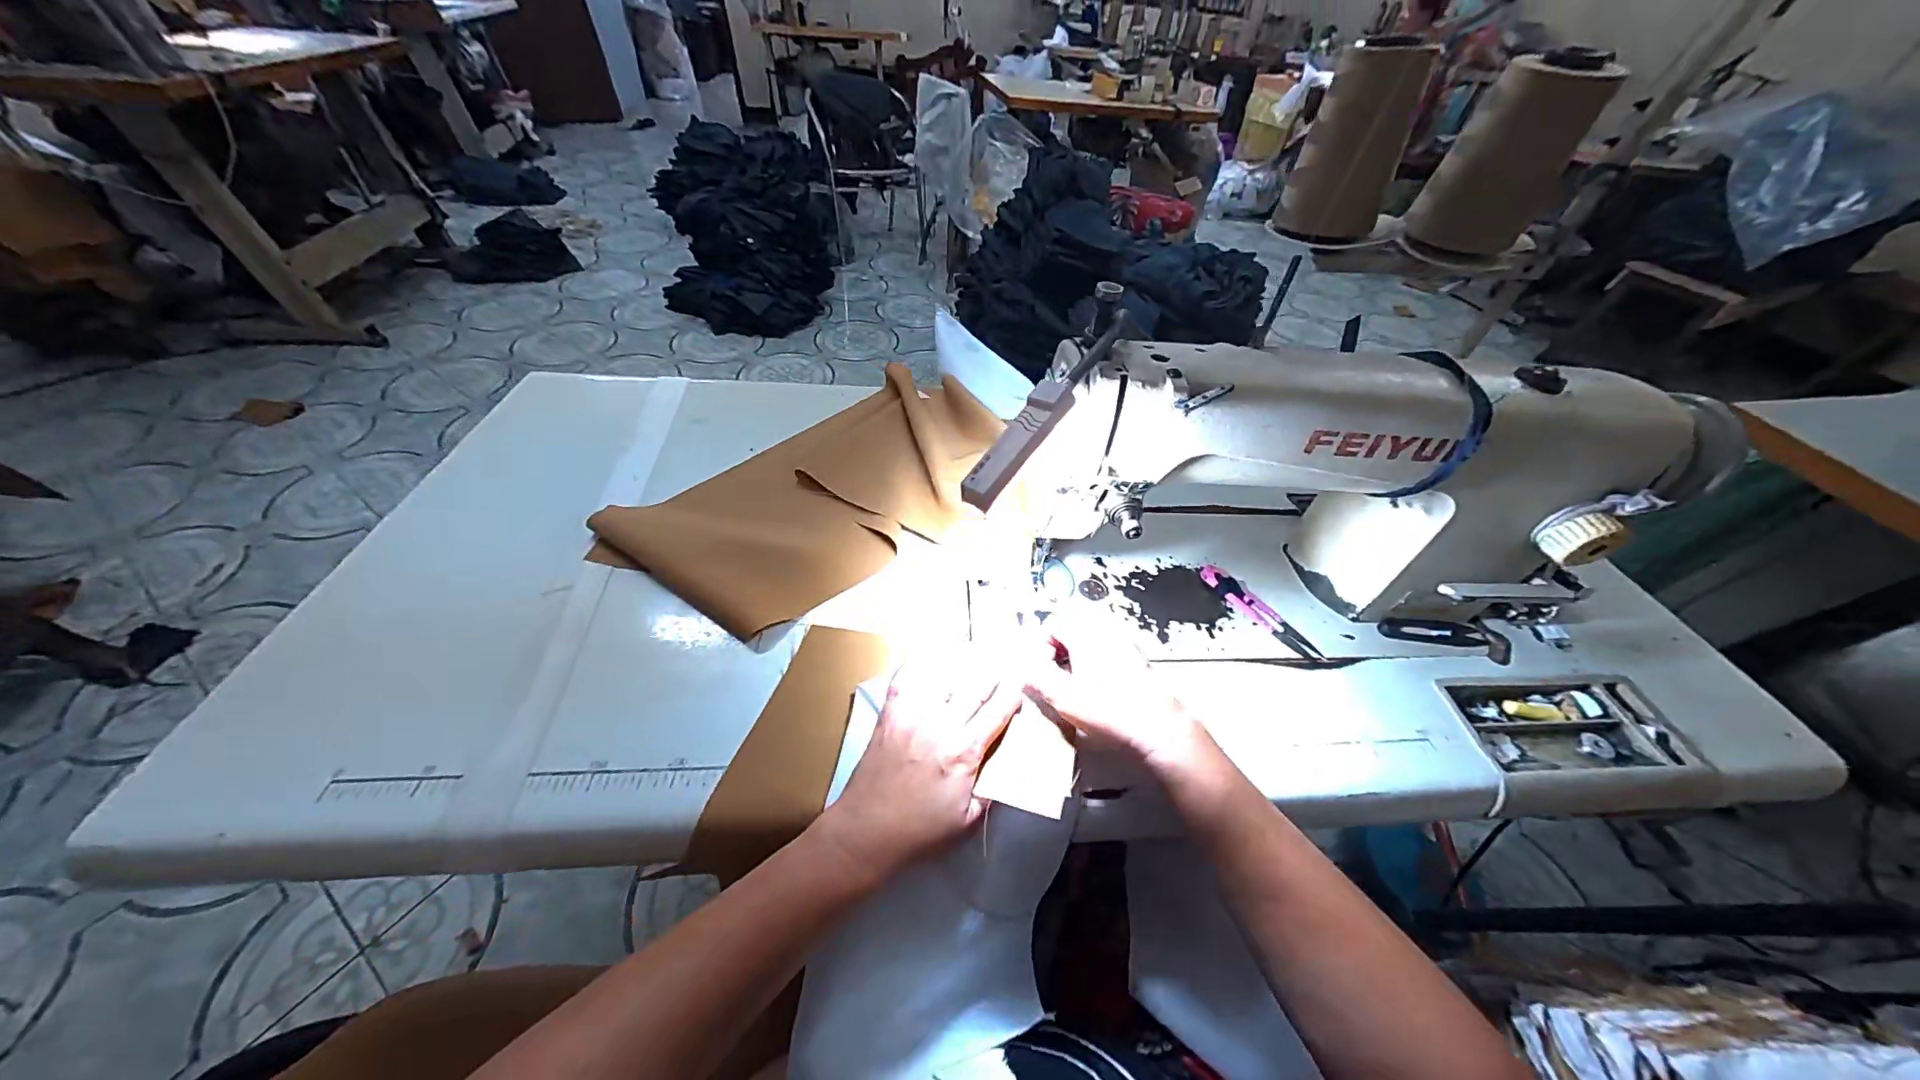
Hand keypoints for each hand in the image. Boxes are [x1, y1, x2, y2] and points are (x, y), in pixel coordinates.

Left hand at [817, 658, 1023, 881]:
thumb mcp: (967, 819)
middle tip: (1003, 665)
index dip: (1012, 696)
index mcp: (963, 751)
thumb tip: (1005, 765)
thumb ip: (990, 788)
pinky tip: (931, 658)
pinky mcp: (889, 713)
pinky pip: (907, 678)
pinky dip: (920, 664)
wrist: (866, 830)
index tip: (1021, 686)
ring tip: (974, 657)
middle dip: (993, 674)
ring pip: (944, 676)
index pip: (997, 712)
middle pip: (975, 685)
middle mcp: (940, 725)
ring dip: (962, 665)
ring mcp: (912, 715)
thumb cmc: (920, 830)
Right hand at [1020, 617, 1208, 778]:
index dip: (1041, 644)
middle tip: (1056, 674)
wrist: (1158, 727)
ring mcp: (1125, 642)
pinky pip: (1108, 647)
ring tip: (1076, 681)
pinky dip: (1097, 658)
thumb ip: (1038, 678)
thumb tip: (1025, 668)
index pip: (1053, 622)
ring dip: (1077, 652)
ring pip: (1091, 636)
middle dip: (1058, 646)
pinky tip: (1100, 686)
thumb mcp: (1062, 698)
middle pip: (1072, 625)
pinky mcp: (1138, 657)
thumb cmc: (1108, 711)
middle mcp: (1105, 630)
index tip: (1042, 668)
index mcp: (1084, 634)